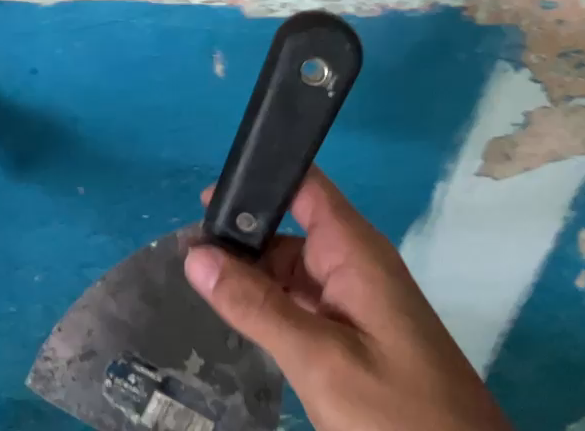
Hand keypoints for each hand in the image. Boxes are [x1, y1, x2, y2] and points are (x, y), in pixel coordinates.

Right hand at [184, 171, 511, 430]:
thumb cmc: (399, 413)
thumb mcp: (319, 359)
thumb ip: (256, 305)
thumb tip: (194, 254)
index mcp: (355, 251)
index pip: (302, 184)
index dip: (256, 177)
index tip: (202, 199)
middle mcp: (355, 264)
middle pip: (287, 225)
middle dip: (240, 233)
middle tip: (185, 252)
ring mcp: (355, 299)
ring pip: (289, 266)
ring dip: (249, 271)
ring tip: (196, 279)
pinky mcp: (353, 333)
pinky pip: (300, 299)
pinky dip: (268, 301)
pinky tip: (234, 312)